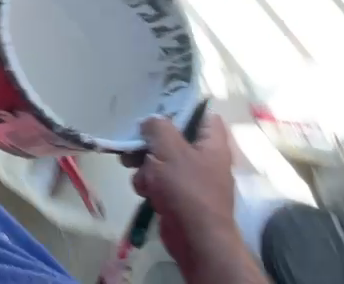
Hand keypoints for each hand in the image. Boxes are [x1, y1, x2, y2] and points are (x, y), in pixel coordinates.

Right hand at [131, 114, 263, 283]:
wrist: (196, 241)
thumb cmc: (187, 190)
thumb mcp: (170, 149)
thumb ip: (158, 127)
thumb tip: (151, 122)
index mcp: (212, 144)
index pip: (203, 113)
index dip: (183, 105)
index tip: (158, 101)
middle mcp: (204, 158)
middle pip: (173, 135)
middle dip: (150, 139)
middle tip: (134, 138)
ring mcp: (191, 178)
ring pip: (160, 157)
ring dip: (143, 162)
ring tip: (132, 166)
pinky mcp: (178, 195)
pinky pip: (158, 179)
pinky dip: (148, 182)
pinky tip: (144, 190)